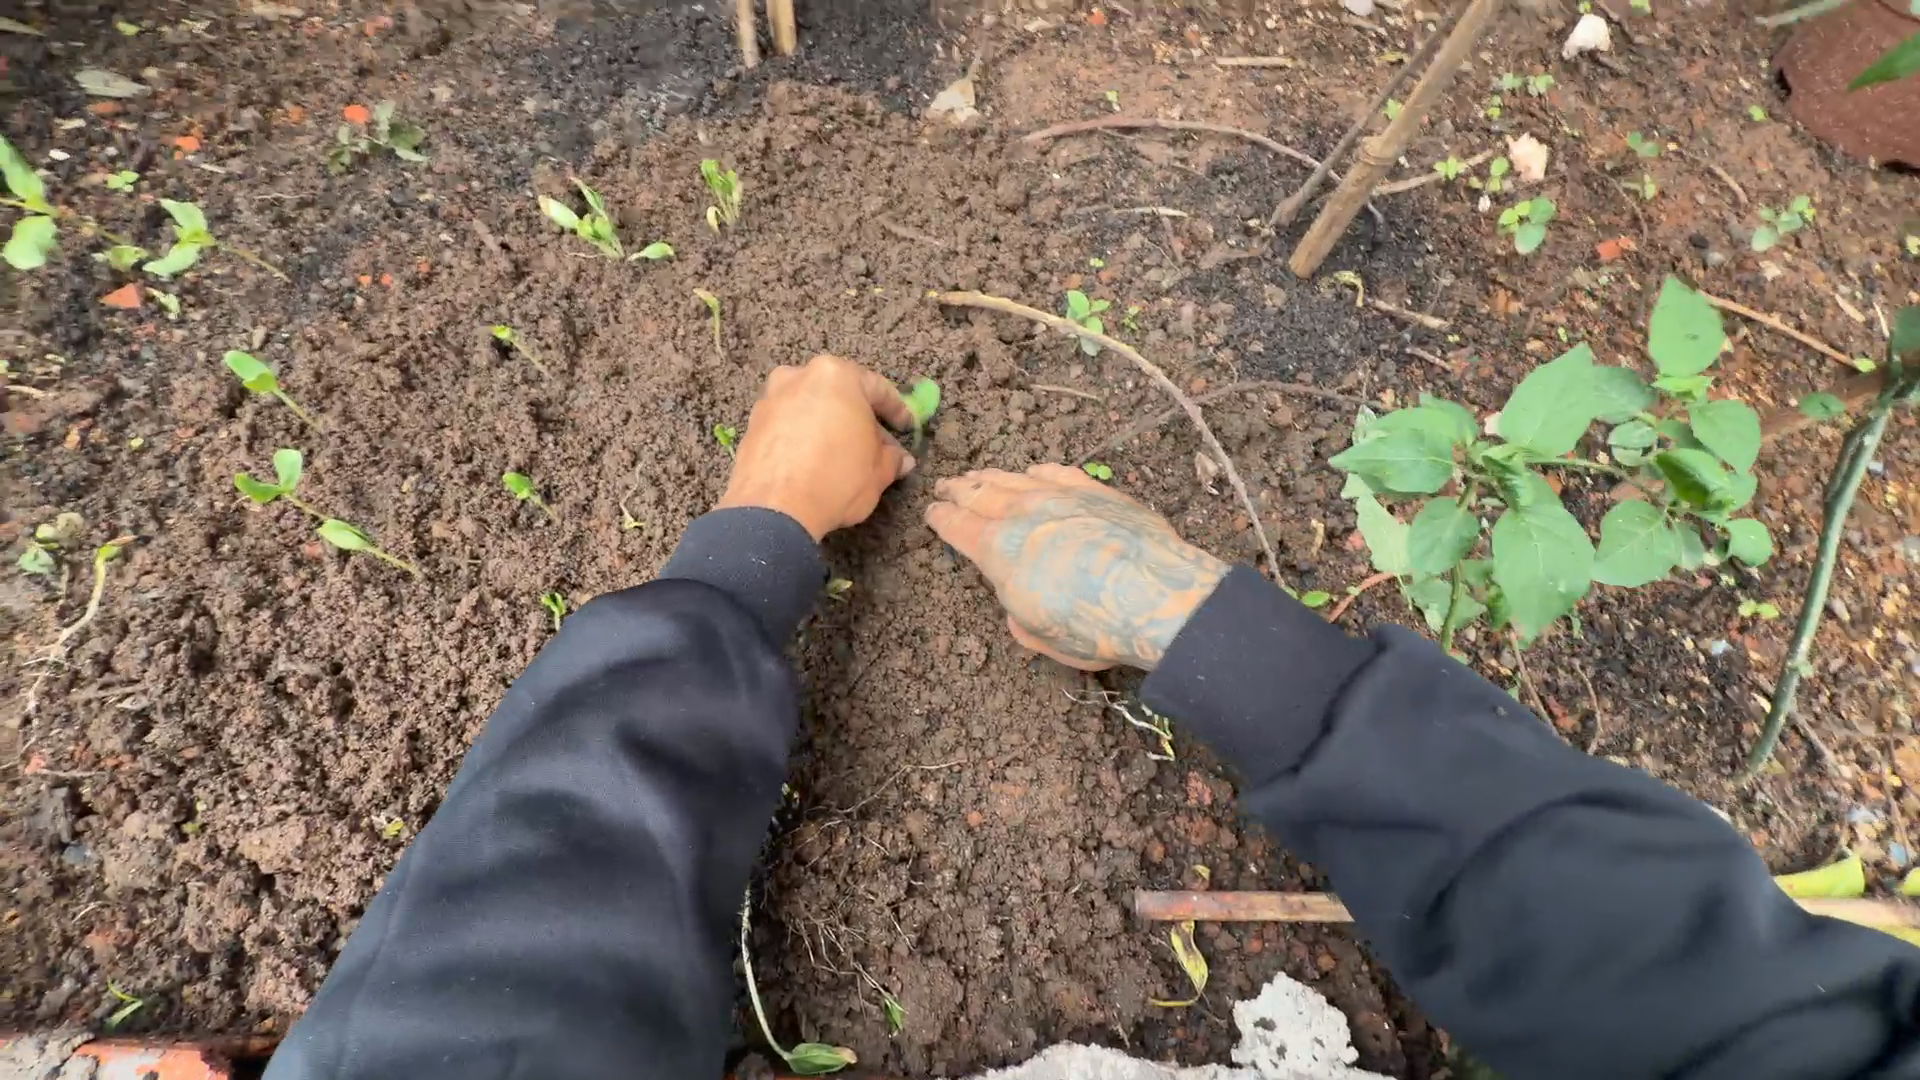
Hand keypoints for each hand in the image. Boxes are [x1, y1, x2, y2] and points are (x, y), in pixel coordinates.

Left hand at [717, 355, 915, 540]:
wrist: (775, 509)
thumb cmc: (837, 479)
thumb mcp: (878, 472)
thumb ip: (891, 459)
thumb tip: (900, 460)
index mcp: (836, 376)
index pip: (877, 388)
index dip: (897, 410)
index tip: (906, 427)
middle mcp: (799, 377)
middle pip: (839, 394)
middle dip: (859, 418)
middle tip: (876, 445)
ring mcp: (770, 400)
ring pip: (810, 408)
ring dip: (828, 426)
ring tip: (843, 456)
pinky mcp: (752, 426)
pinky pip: (788, 426)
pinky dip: (804, 438)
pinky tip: (815, 463)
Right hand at [925, 465, 1227, 670]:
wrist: (1154, 595)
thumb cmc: (1089, 626)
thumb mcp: (1034, 633)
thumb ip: (1014, 606)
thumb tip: (1019, 592)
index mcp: (995, 548)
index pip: (955, 524)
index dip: (939, 517)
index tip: (932, 512)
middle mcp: (1020, 512)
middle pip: (978, 492)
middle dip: (958, 489)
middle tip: (946, 485)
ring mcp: (1057, 495)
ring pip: (1012, 477)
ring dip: (990, 476)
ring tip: (978, 475)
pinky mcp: (1093, 489)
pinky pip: (1055, 472)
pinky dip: (1036, 473)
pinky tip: (1033, 474)